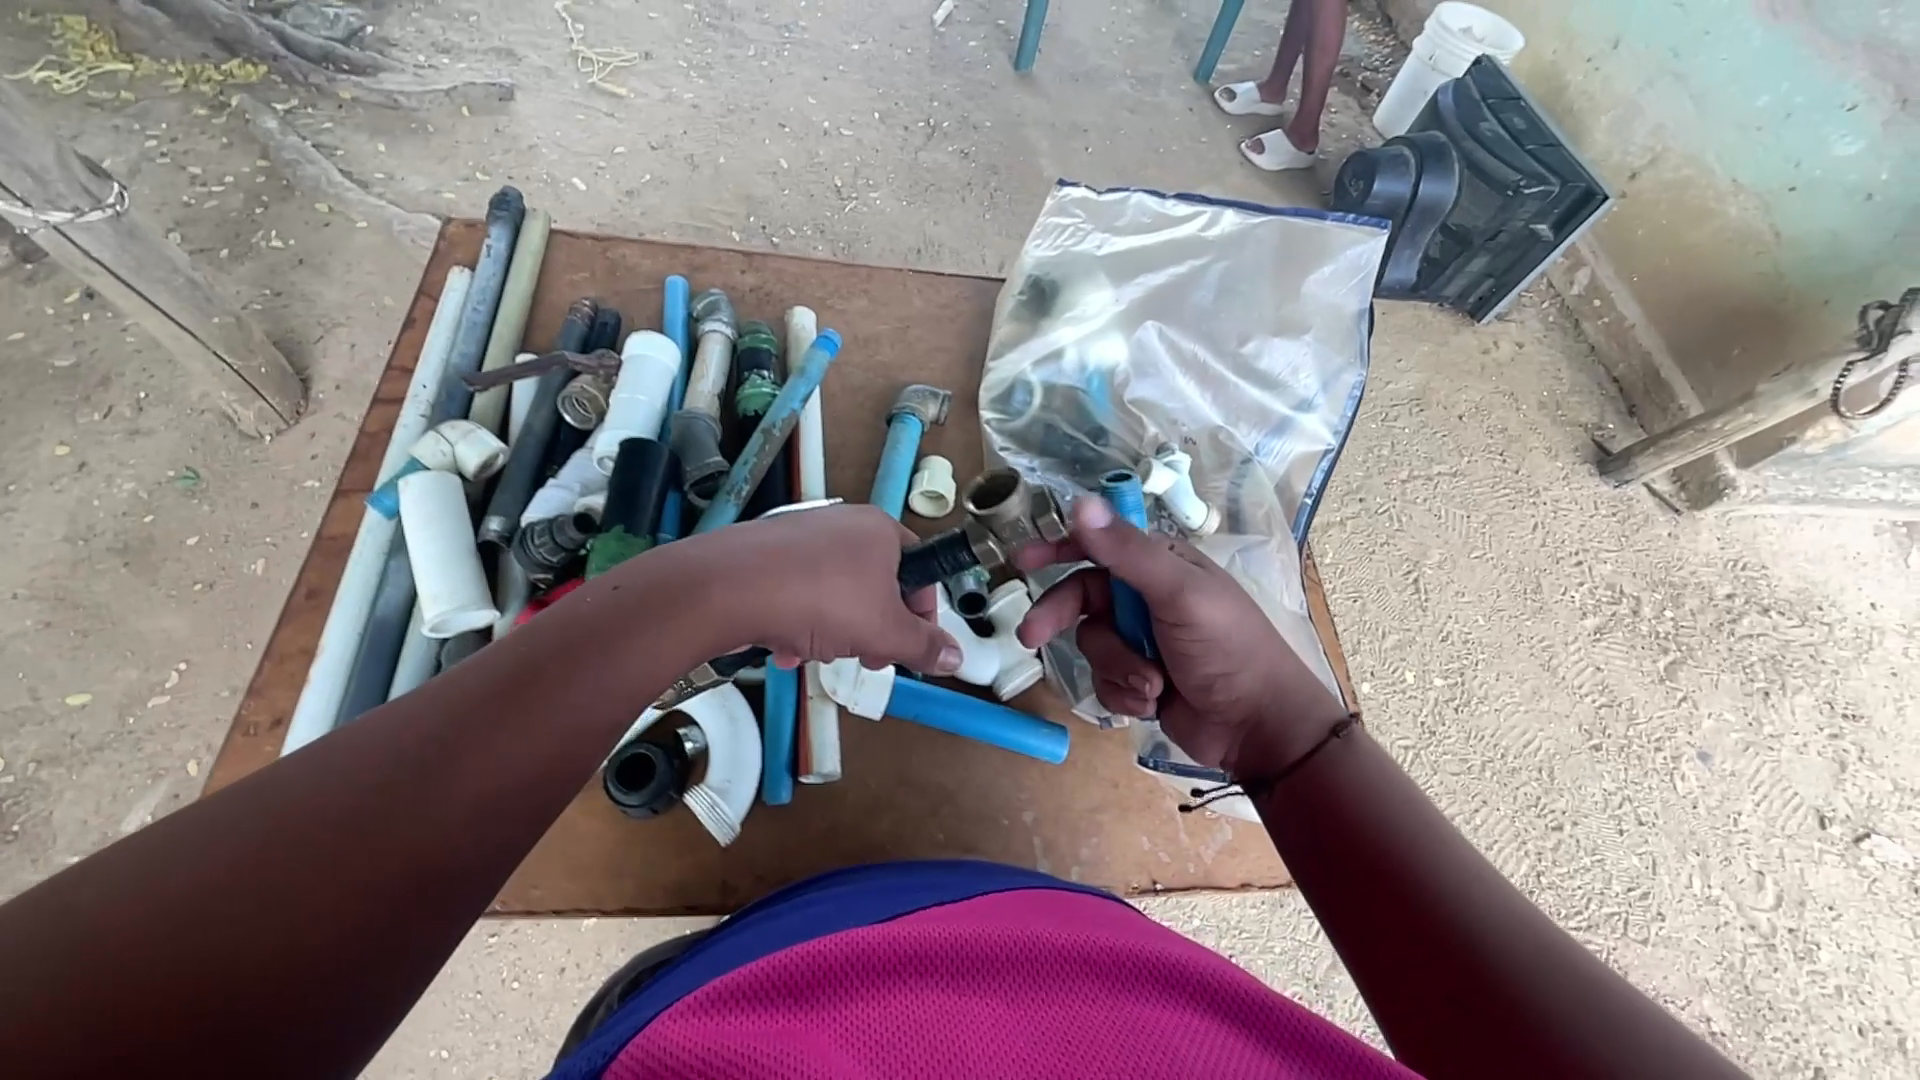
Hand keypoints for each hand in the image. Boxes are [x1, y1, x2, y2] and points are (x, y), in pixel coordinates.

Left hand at [669, 504, 961, 674]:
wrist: (729, 588)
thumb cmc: (818, 599)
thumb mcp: (884, 632)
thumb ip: (923, 646)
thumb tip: (954, 657)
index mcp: (880, 530)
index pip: (919, 571)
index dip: (921, 614)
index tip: (911, 645)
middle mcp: (843, 524)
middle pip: (876, 586)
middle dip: (872, 629)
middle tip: (865, 656)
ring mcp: (801, 537)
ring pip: (835, 595)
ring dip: (833, 633)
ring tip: (816, 653)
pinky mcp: (766, 555)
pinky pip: (798, 593)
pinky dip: (797, 623)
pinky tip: (785, 647)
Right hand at [1015, 497, 1347, 776]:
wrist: (1258, 727)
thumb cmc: (1227, 648)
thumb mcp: (1177, 593)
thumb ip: (1126, 551)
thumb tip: (1080, 502)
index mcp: (1160, 564)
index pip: (1099, 544)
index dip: (1058, 548)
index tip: (1021, 561)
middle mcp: (1147, 597)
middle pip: (1081, 597)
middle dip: (1060, 618)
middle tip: (1031, 637)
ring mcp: (1142, 639)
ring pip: (1092, 643)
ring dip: (1117, 666)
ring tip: (1152, 683)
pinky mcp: (1139, 678)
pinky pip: (1105, 679)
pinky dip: (1124, 692)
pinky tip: (1154, 701)